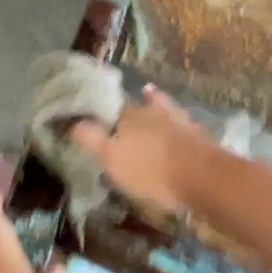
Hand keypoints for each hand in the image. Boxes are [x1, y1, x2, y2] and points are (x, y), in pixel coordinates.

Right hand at [69, 85, 215, 214]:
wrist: (204, 177)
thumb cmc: (153, 171)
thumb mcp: (112, 160)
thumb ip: (89, 138)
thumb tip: (67, 120)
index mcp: (125, 115)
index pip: (103, 107)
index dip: (92, 112)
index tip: (83, 116)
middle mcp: (147, 108)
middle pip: (128, 107)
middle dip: (118, 110)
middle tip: (110, 117)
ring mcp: (172, 116)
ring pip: (153, 105)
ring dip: (146, 102)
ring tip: (142, 94)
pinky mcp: (191, 128)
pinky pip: (173, 113)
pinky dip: (166, 107)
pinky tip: (166, 105)